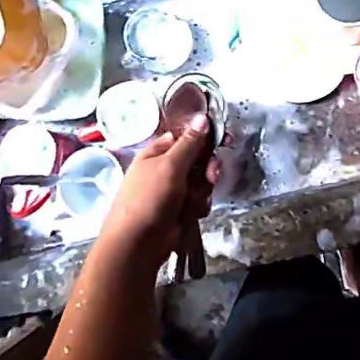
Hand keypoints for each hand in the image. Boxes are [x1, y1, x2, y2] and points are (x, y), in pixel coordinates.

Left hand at [96, 114, 219, 269]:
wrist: (138, 242)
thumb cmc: (149, 198)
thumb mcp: (170, 165)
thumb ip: (189, 143)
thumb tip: (202, 117)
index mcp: (157, 152)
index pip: (185, 137)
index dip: (203, 138)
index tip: (221, 139)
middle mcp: (165, 169)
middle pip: (198, 160)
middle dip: (206, 170)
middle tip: (210, 177)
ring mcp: (173, 190)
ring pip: (201, 182)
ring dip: (201, 192)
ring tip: (191, 202)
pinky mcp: (180, 209)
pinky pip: (199, 201)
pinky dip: (197, 207)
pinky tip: (190, 214)